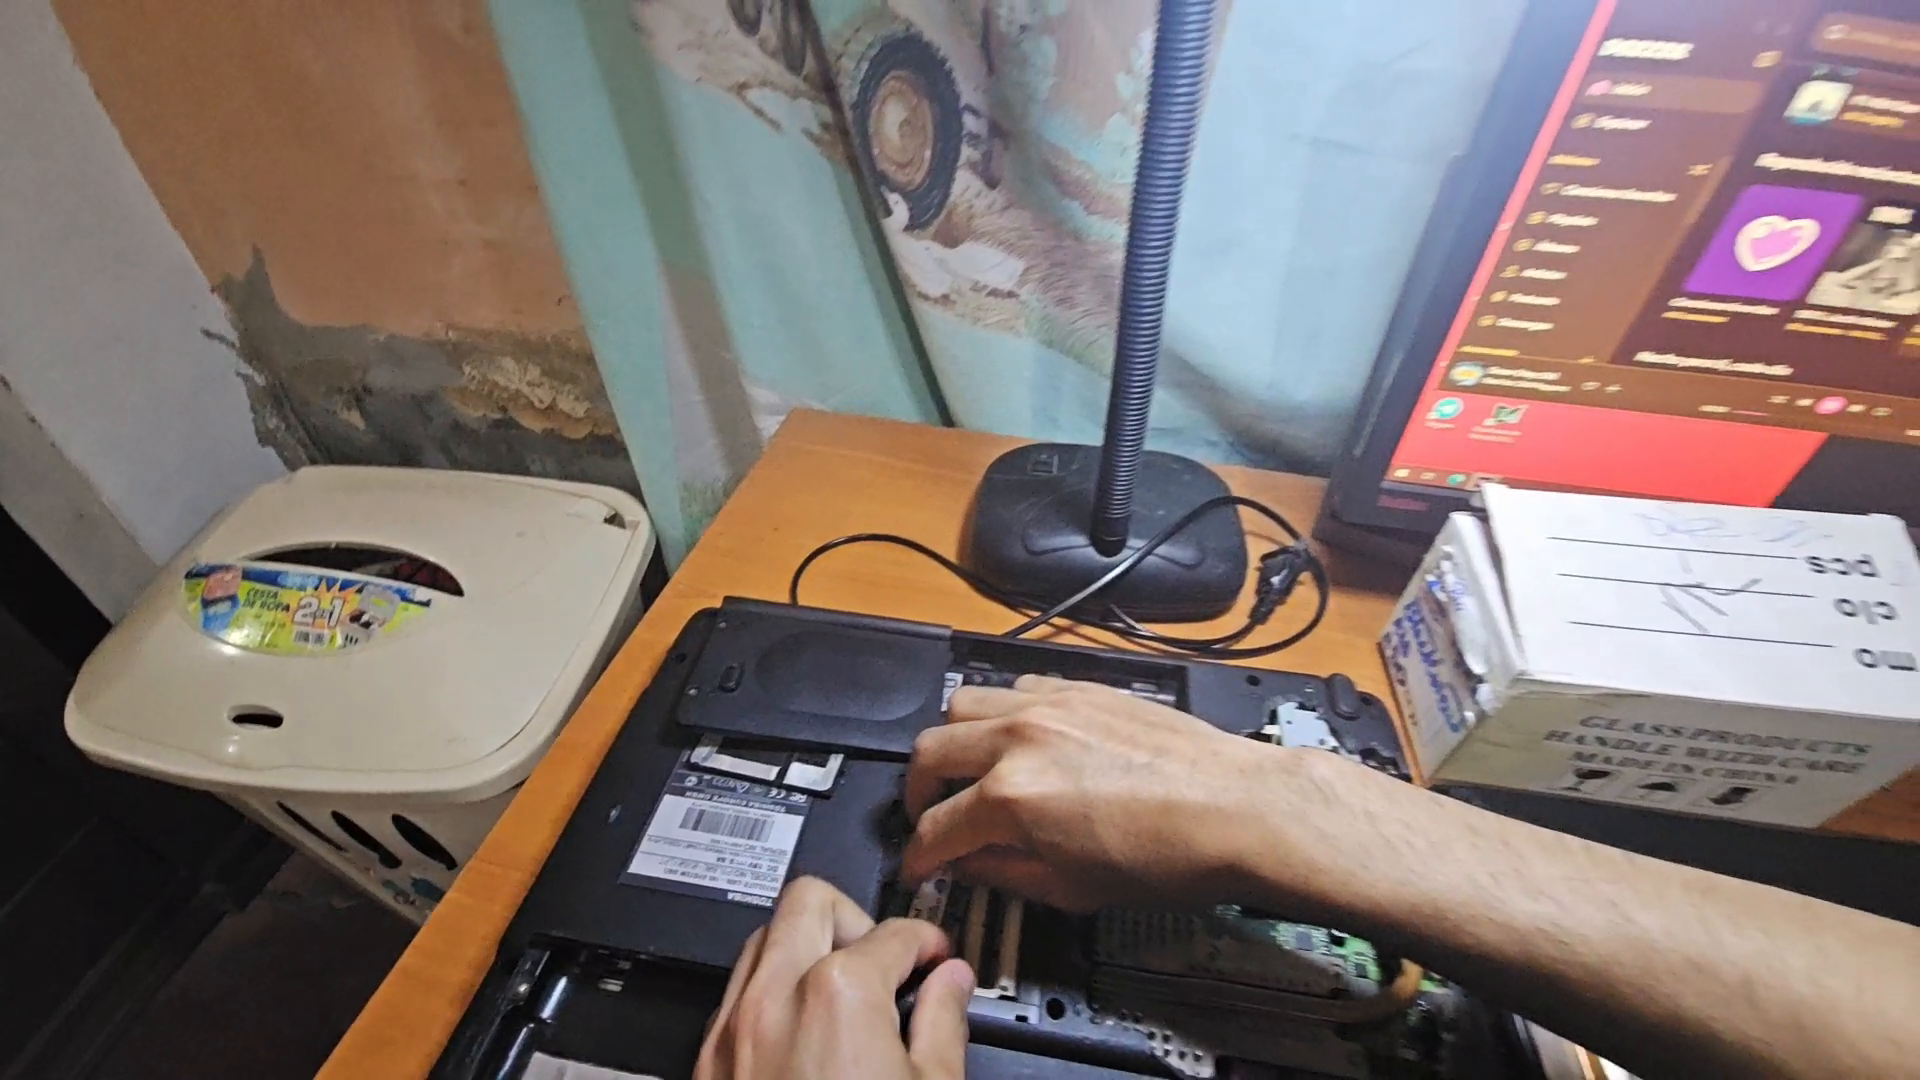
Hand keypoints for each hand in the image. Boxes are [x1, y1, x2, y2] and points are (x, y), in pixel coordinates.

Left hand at [695, 876, 974, 1079]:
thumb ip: (943, 1023)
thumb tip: (950, 984)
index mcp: (837, 995)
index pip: (894, 931)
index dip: (928, 941)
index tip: (938, 958)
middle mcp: (774, 1000)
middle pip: (811, 899)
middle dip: (856, 918)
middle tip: (884, 959)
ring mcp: (731, 1032)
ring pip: (766, 937)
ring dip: (808, 948)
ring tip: (844, 991)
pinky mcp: (705, 1066)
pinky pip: (738, 992)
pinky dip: (774, 991)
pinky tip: (805, 1030)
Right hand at [903, 675, 1308, 911]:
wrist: (1235, 806)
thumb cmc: (1167, 858)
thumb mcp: (1074, 889)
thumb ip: (1003, 872)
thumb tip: (966, 862)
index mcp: (1013, 797)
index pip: (935, 827)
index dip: (919, 856)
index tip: (921, 866)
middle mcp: (1018, 738)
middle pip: (929, 750)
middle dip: (917, 791)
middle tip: (932, 814)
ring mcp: (1047, 704)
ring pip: (962, 702)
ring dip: (953, 741)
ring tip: (971, 768)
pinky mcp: (1077, 686)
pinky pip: (1015, 686)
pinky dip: (1001, 713)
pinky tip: (1022, 739)